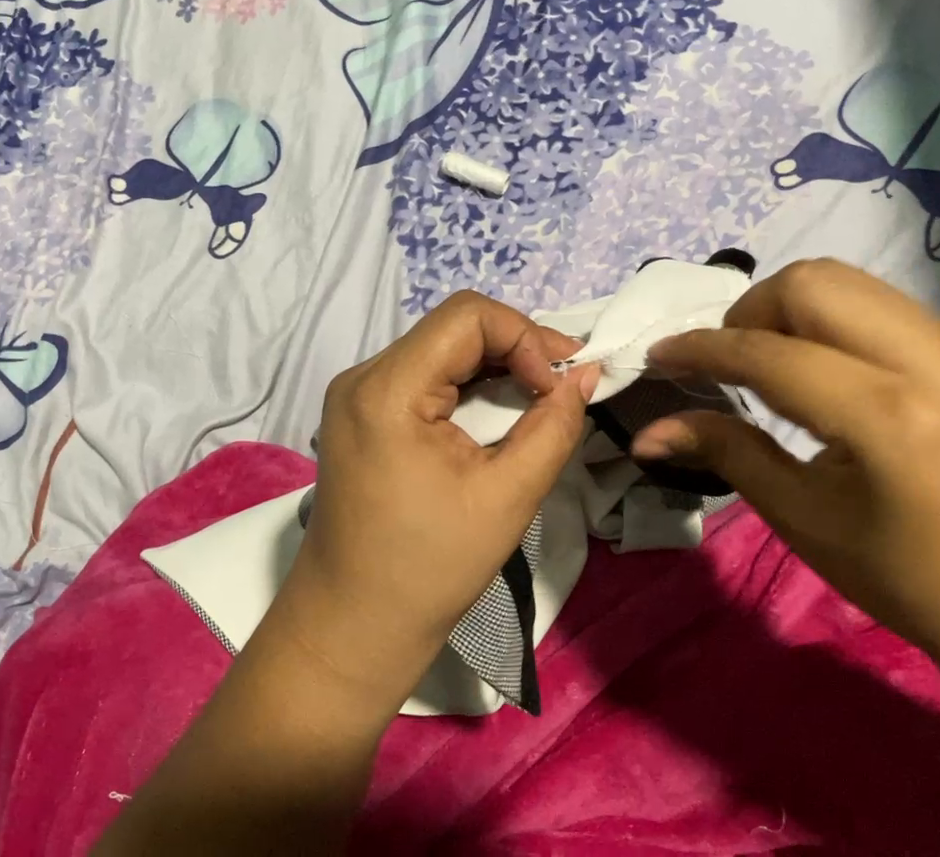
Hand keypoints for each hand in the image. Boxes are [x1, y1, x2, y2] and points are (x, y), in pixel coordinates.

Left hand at [287, 290, 597, 700]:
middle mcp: (362, 377)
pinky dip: (466, 386)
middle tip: (566, 385)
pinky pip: (421, 377)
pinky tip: (500, 410)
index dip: (525, 336)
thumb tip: (585, 375)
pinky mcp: (360, 415)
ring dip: (494, 366)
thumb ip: (553, 426)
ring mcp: (355, 395)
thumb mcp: (507, 496)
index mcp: (386, 389)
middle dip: (516, 348)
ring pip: (438, 349)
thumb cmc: (430, 568)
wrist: (354, 622)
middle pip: (451, 328)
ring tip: (542, 397)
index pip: (466, 316)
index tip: (558, 387)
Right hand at [632, 259, 939, 668]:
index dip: (699, 349)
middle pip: (812, 282)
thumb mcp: (807, 522)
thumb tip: (648, 432)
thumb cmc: (917, 584)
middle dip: (749, 311)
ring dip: (790, 308)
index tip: (656, 357)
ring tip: (767, 363)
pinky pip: (881, 304)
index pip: (767, 352)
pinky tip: (819, 370)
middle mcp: (930, 361)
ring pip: (850, 282)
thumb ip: (726, 454)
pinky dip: (830, 318)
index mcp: (886, 416)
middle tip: (725, 364)